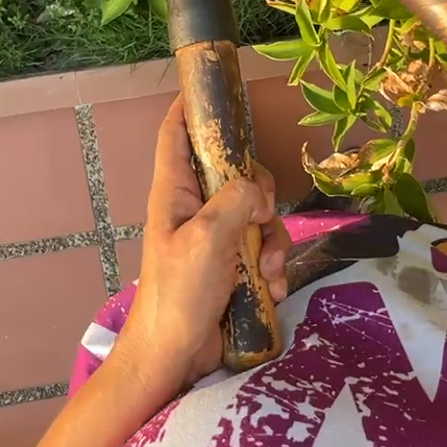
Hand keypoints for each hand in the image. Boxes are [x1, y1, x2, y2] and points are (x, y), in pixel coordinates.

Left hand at [116, 96, 291, 392]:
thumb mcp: (208, 239)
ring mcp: (214, 234)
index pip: (176, 133)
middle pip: (234, 170)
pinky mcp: (231, 261)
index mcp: (175, 191)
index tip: (218, 90)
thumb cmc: (180, 293)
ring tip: (266, 270)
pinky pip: (262, 244)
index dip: (192, 107)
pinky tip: (270, 288)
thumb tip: (259, 191)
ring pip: (256, 210)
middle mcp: (195, 205)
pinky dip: (272, 263)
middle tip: (261, 216)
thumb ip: (236, 200)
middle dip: (259, 191)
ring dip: (271, 238)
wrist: (175, 356)